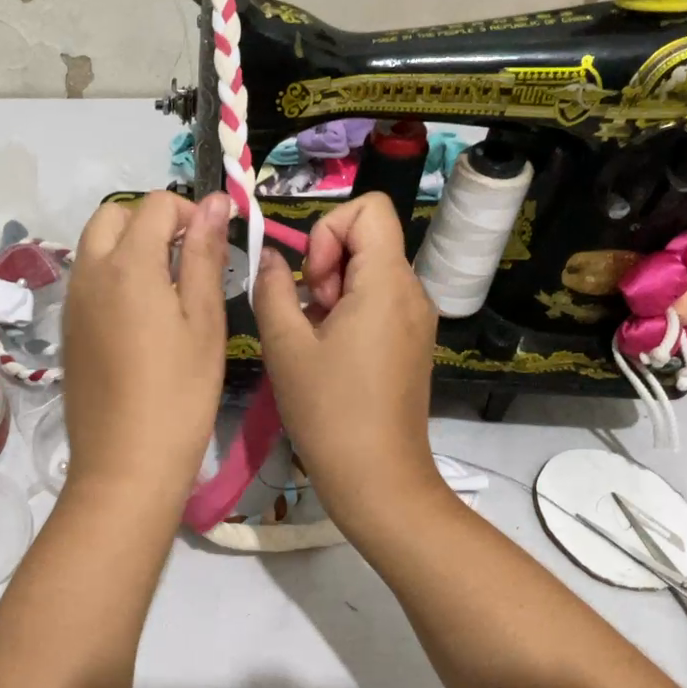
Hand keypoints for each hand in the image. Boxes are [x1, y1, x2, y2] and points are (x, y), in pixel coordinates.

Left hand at [63, 191, 230, 501]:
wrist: (124, 463)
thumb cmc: (179, 393)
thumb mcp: (204, 321)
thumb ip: (204, 255)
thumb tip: (213, 203)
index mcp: (127, 264)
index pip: (154, 205)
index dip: (188, 212)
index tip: (213, 243)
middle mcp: (89, 273)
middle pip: (112, 216)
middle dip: (150, 220)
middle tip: (187, 256)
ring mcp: (72, 302)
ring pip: (94, 246)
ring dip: (129, 246)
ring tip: (168, 287)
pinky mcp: (68, 330)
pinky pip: (87, 279)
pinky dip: (113, 275)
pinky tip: (142, 316)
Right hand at [253, 193, 439, 509]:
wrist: (378, 479)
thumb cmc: (328, 411)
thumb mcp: (285, 346)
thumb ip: (272, 288)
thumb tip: (270, 256)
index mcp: (387, 283)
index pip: (369, 208)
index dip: (328, 231)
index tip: (311, 283)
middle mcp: (411, 292)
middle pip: (367, 238)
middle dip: (326, 264)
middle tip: (308, 316)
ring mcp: (415, 319)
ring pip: (368, 271)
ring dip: (332, 292)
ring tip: (314, 340)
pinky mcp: (411, 343)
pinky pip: (377, 302)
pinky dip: (347, 313)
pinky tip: (328, 355)